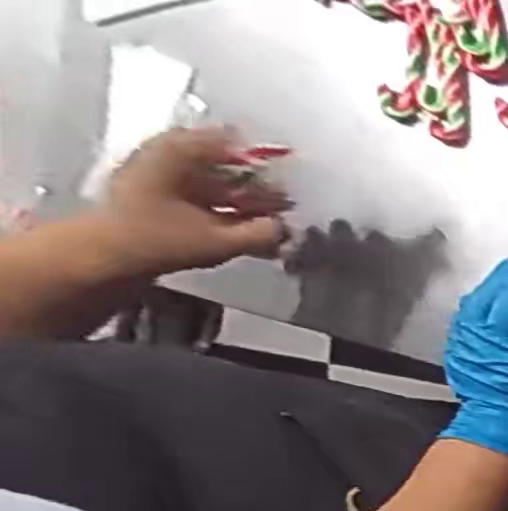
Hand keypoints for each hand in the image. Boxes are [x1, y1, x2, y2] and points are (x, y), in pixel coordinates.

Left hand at [96, 128, 292, 273]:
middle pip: (206, 162)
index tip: (264, 150)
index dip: (237, 145)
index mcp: (169, 162)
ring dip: (237, 193)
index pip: (206, 142)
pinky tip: (245, 222)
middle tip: (275, 186)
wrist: (109, 256)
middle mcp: (159, 166)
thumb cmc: (162, 241)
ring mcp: (154, 184)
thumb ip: (260, 233)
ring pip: (203, 181)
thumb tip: (283, 227)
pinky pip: (196, 197)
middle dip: (244, 175)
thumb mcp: (221, 240)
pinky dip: (223, 206)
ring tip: (268, 208)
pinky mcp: (154, 203)